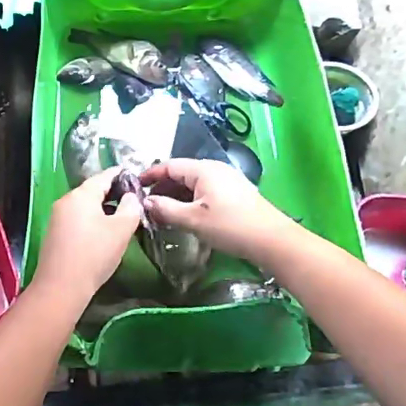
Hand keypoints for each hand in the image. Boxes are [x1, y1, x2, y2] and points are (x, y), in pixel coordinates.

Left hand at [31, 168, 142, 297]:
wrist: (61, 287)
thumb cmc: (94, 254)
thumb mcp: (121, 229)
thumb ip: (131, 207)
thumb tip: (130, 197)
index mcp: (81, 195)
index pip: (104, 176)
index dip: (121, 174)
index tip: (134, 175)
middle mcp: (66, 201)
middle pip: (93, 190)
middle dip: (113, 193)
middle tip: (133, 199)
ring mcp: (57, 218)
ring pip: (85, 206)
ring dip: (103, 208)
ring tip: (122, 217)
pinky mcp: (55, 234)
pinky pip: (78, 219)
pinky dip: (92, 220)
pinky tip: (103, 232)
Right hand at [140, 158, 296, 260]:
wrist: (271, 239)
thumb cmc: (230, 226)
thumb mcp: (193, 219)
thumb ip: (166, 209)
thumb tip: (145, 203)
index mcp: (203, 169)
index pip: (169, 165)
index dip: (150, 175)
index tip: (133, 186)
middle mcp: (214, 169)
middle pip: (181, 173)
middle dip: (162, 187)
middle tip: (145, 204)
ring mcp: (226, 180)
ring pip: (192, 184)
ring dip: (175, 196)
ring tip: (161, 213)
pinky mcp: (233, 193)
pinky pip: (204, 191)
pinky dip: (189, 200)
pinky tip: (183, 215)